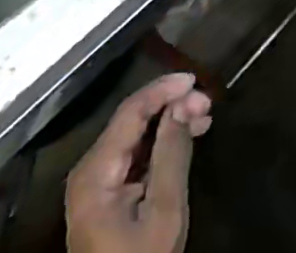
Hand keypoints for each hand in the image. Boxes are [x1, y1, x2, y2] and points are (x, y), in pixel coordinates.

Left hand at [66, 73, 212, 252]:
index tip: (193, 79)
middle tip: (206, 101)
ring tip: (204, 115)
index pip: (129, 113)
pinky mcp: (107, 197)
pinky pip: (134, 158)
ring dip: (168, 124)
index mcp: (94, 172)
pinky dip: (160, 145)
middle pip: (131, 123)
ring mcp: (96, 184)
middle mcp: (89, 170)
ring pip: (134, 137)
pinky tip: (187, 137)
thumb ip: (172, 156)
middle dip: (169, 106)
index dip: (161, 90)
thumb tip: (182, 106)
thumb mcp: (163, 215)